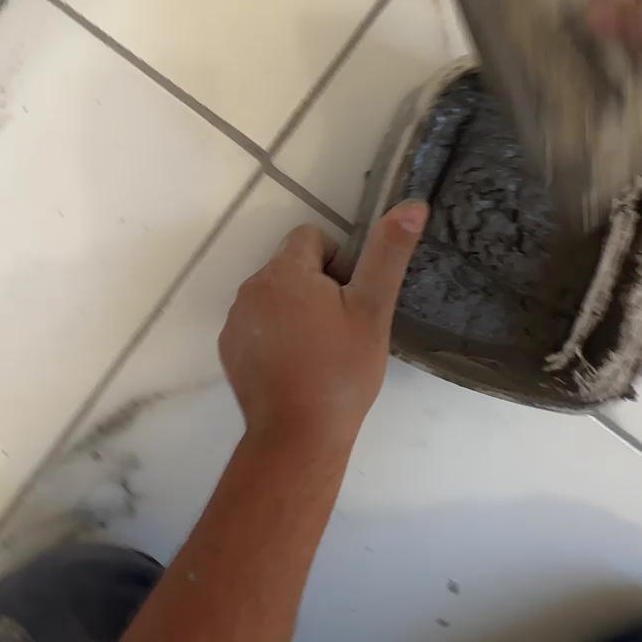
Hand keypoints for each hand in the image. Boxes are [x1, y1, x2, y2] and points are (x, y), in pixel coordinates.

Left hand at [218, 200, 428, 450]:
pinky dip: (275, 334)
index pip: (311, 237)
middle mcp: (252, 286)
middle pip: (291, 265)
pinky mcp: (229, 347)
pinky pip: (257, 323)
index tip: (349, 299)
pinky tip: (295, 367)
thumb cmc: (340, 371)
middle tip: (340, 329)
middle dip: (317, 286)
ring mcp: (236, 318)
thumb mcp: (372, 310)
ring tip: (319, 351)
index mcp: (284, 271)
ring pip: (274, 295)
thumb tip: (412, 205)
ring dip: (296, 310)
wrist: (297, 436)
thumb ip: (388, 254)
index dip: (337, 262)